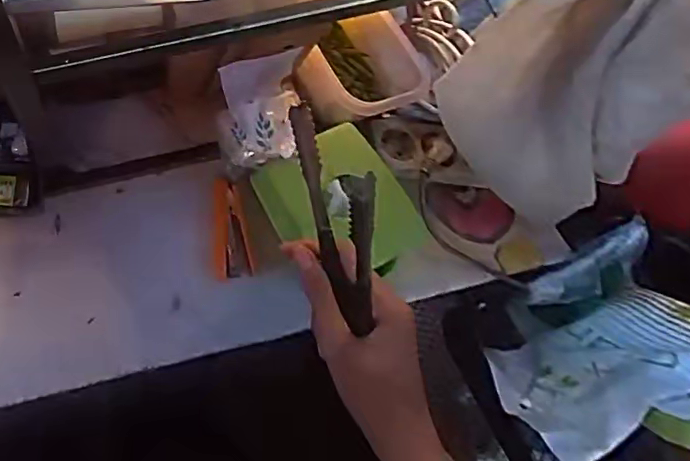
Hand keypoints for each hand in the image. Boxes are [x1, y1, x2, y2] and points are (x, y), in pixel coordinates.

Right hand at [286, 239, 445, 460]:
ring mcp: (393, 318)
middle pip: (349, 272)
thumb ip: (320, 296)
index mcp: (387, 302)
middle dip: (322, 287)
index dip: (316, 248)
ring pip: (350, 292)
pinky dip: (339, 319)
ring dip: (330, 307)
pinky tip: (335, 344)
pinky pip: (357, 308)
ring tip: (325, 340)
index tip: (286, 252)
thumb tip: (301, 254)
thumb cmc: (370, 395)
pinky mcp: (388, 332)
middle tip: (309, 314)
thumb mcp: (336, 344)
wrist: (403, 442)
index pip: (348, 254)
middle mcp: (393, 303)